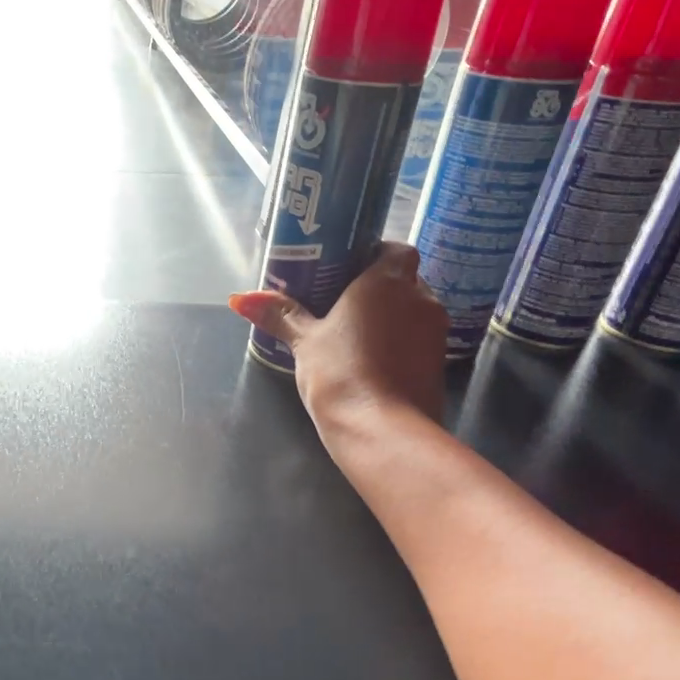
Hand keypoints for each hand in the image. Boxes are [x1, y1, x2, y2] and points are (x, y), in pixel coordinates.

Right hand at [228, 243, 447, 422]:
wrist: (382, 430)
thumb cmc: (341, 372)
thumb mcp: (304, 342)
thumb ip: (279, 315)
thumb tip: (239, 298)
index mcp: (388, 281)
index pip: (396, 249)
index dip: (374, 255)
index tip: (347, 270)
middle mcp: (420, 299)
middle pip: (404, 280)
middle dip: (378, 289)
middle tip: (341, 303)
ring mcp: (436, 333)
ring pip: (412, 312)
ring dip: (389, 318)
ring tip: (352, 335)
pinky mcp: (439, 364)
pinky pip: (417, 341)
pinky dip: (398, 344)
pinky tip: (370, 361)